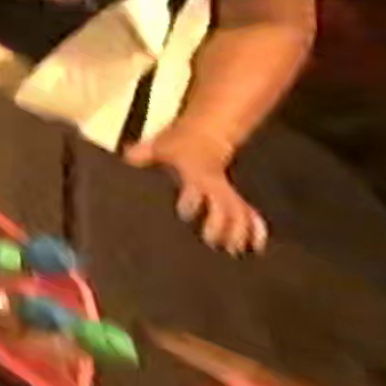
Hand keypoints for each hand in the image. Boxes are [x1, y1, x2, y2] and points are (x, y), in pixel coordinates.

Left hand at [126, 125, 266, 254]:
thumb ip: (142, 153)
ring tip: (234, 251)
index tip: (184, 214)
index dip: (191, 201)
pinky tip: (257, 246)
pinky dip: (256, 229)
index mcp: (195, 174)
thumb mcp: (157, 145)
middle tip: (211, 242)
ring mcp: (227, 190)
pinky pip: (249, 213)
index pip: (195, 189)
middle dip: (220, 225)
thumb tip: (128, 158)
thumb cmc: (178, 141)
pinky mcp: (234, 195)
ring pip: (240, 214)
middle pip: (224, 207)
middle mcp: (215, 184)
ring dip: (239, 233)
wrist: (207, 134)